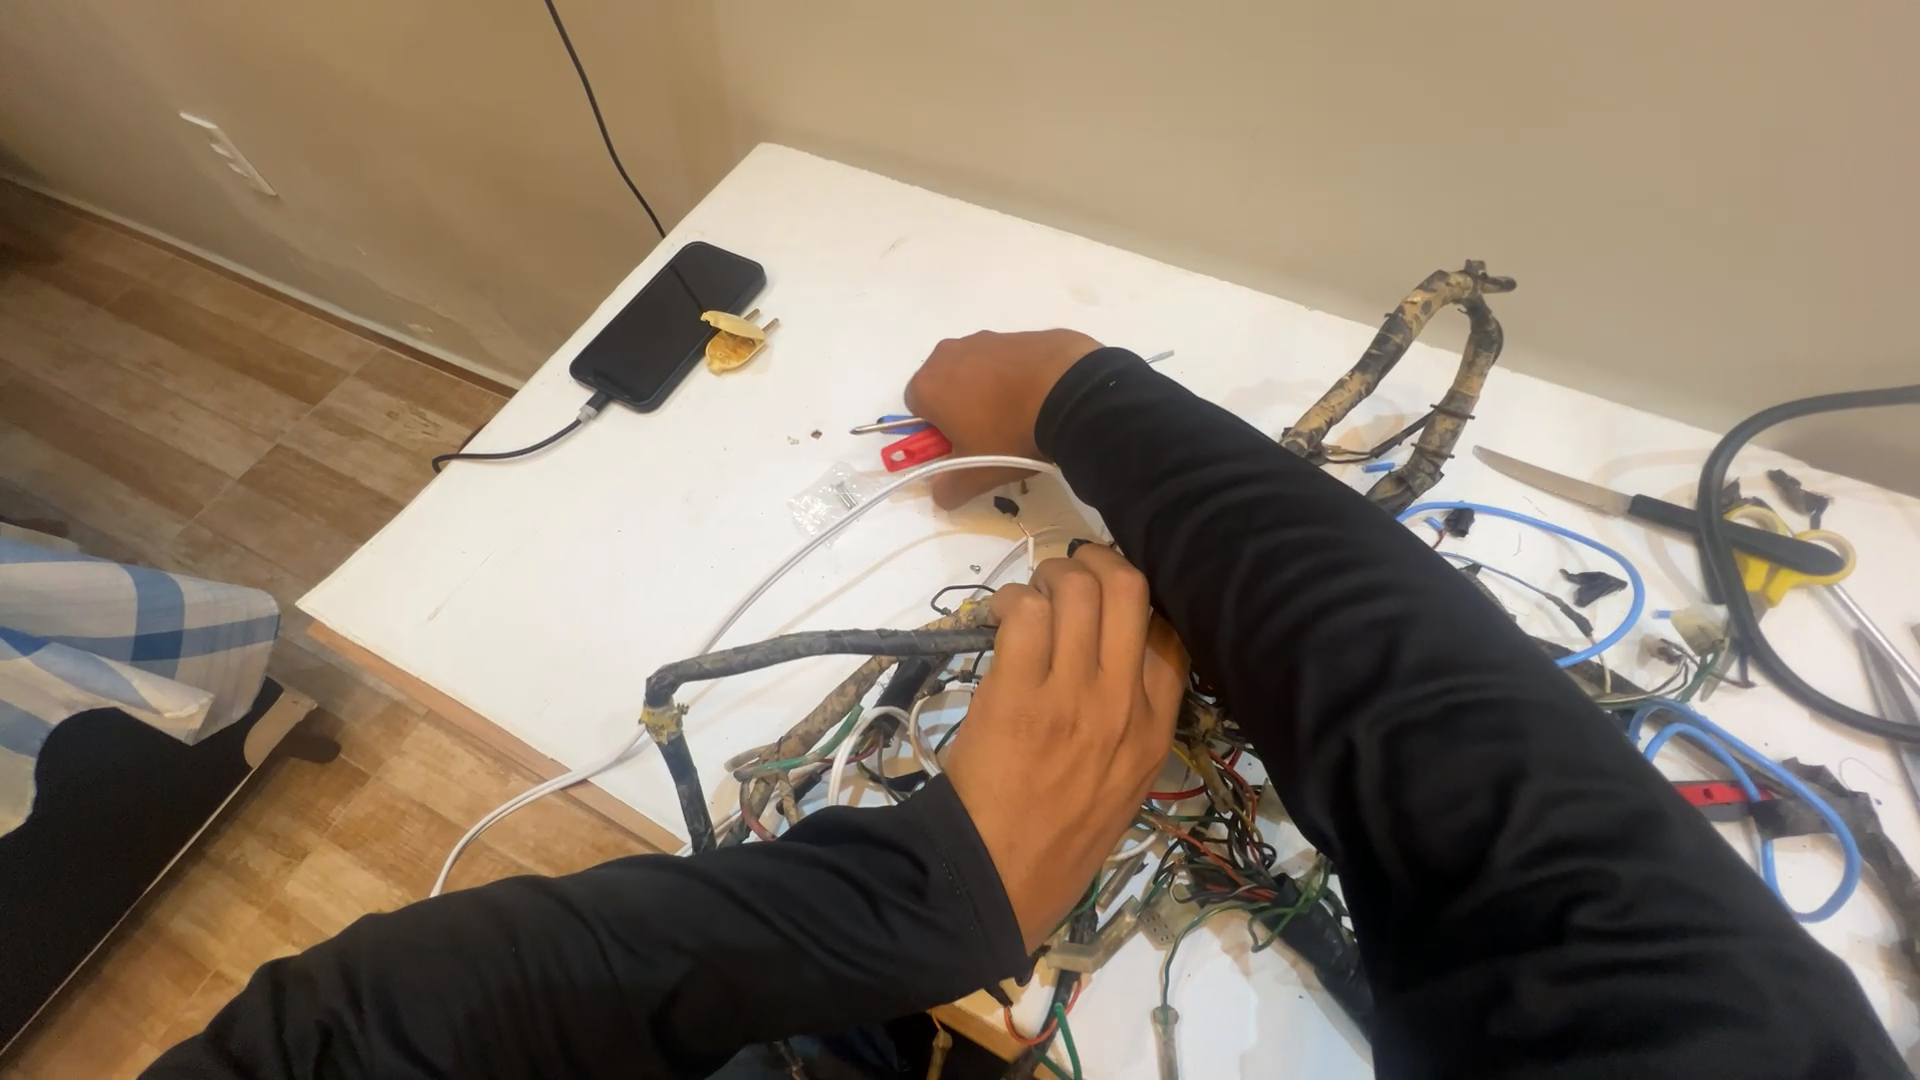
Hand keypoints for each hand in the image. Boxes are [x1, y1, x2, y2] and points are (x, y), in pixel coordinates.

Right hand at [904, 329, 1102, 508]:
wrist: (1069, 393)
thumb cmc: (1008, 435)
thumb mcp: (978, 475)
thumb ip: (950, 488)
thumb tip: (940, 495)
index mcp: (928, 386)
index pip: (916, 409)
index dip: (936, 430)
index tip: (961, 446)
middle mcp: (948, 354)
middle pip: (945, 385)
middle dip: (960, 408)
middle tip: (988, 435)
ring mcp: (985, 339)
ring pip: (975, 370)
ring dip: (987, 390)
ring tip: (1018, 416)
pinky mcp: (1018, 334)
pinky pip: (1006, 360)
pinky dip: (1014, 376)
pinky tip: (1038, 397)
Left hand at [943, 545, 1187, 951]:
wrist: (1001, 877)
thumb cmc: (1062, 830)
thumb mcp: (1127, 778)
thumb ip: (1135, 714)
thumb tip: (1116, 647)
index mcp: (1157, 725)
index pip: (1171, 629)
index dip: (1137, 594)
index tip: (1106, 592)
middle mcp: (1123, 700)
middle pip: (1127, 586)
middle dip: (1093, 560)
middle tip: (1066, 570)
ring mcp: (1072, 694)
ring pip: (1073, 587)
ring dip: (1045, 578)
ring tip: (1027, 600)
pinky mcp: (1018, 693)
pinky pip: (1024, 613)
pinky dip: (1010, 600)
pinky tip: (999, 618)